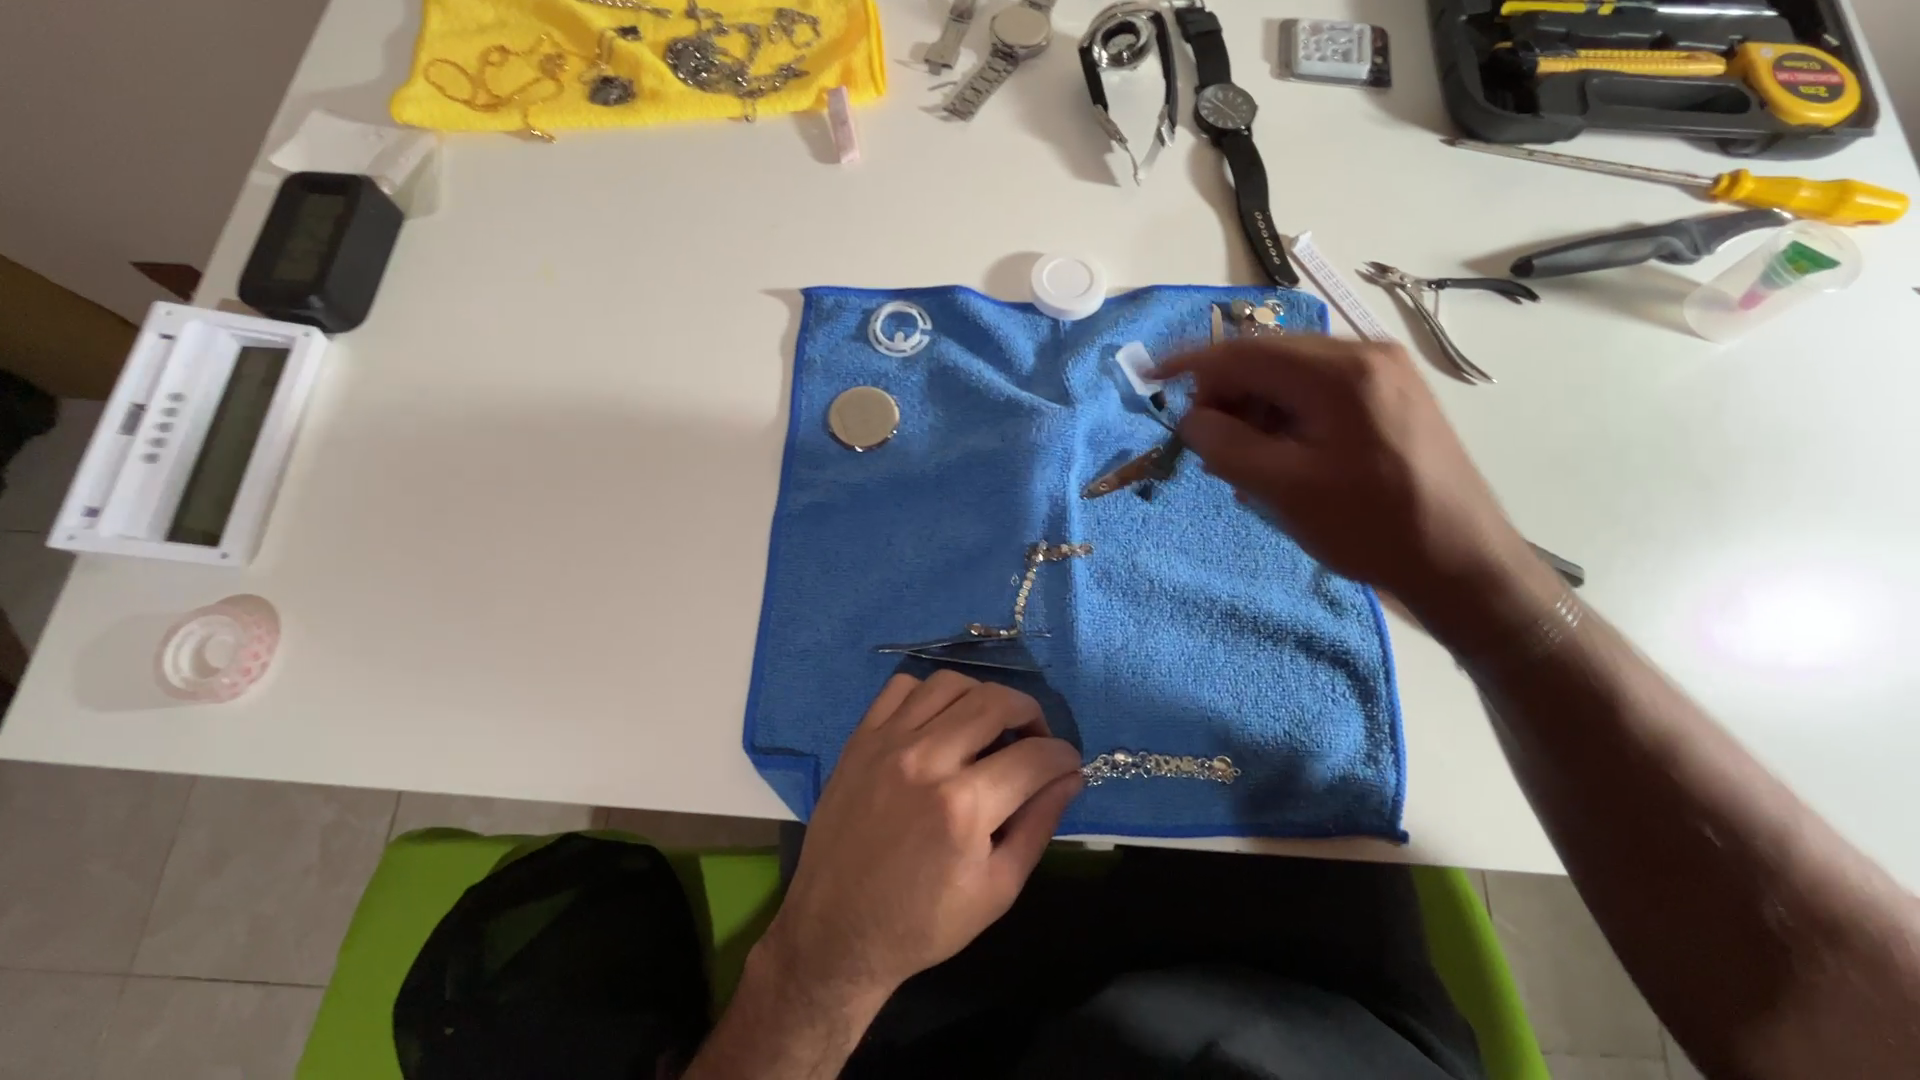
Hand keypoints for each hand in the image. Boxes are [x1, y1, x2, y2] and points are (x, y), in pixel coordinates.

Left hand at [757, 671, 1083, 1006]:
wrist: (837, 932)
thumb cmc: (924, 922)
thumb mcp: (998, 888)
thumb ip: (1039, 824)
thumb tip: (1070, 777)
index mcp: (964, 806)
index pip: (1035, 755)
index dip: (1064, 756)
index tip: (1068, 764)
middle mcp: (926, 760)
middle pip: (996, 702)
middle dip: (1031, 714)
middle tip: (1036, 741)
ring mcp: (887, 744)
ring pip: (950, 683)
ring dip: (983, 698)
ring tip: (990, 728)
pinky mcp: (859, 740)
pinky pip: (901, 687)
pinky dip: (930, 694)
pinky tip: (940, 723)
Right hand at [1153, 336, 1535, 615]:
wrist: (1464, 564)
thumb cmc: (1372, 527)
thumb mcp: (1284, 490)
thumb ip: (1226, 446)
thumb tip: (1191, 419)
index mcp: (1342, 371)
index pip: (1245, 351)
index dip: (1190, 365)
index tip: (1149, 379)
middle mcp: (1367, 356)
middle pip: (1268, 360)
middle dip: (1228, 400)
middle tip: (1210, 452)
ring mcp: (1385, 376)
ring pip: (1291, 380)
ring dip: (1256, 415)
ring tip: (1246, 469)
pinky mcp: (1392, 400)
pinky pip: (1318, 397)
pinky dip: (1287, 423)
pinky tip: (1282, 464)